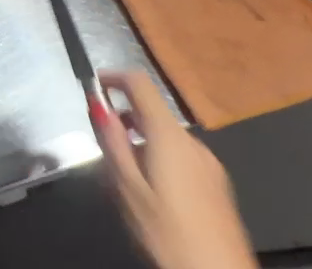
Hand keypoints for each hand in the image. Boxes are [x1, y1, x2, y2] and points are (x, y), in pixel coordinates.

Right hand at [93, 70, 258, 268]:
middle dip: (125, 121)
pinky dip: (161, 159)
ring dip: (142, 143)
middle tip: (105, 150)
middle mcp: (193, 142)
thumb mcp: (128, 188)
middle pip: (153, 113)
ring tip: (127, 180)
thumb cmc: (168, 233)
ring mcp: (210, 164)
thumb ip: (112, 142)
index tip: (93, 86)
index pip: (140, 84)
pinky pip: (182, 157)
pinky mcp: (218, 185)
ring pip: (167, 138)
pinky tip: (155, 196)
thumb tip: (98, 104)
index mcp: (169, 137)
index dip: (114, 78)